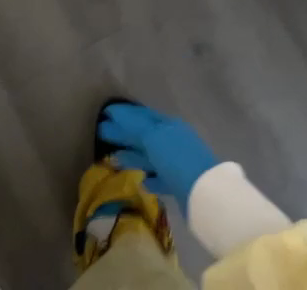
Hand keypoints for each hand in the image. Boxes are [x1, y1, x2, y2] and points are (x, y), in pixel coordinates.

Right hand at [97, 102, 221, 210]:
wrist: (204, 193)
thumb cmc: (175, 157)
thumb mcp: (152, 136)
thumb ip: (134, 125)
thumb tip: (115, 113)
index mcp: (167, 124)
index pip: (141, 114)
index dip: (123, 113)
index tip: (104, 113)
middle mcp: (173, 139)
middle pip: (144, 134)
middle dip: (124, 134)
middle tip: (102, 135)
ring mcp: (177, 162)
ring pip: (151, 156)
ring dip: (133, 156)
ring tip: (114, 159)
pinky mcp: (180, 184)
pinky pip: (160, 176)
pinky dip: (148, 176)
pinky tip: (139, 181)